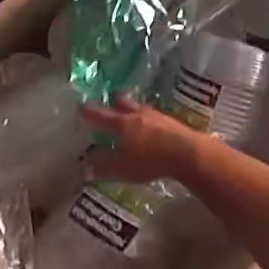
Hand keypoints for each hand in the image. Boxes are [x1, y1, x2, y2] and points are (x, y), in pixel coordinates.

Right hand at [81, 95, 205, 183]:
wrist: (186, 152)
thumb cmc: (149, 161)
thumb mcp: (121, 168)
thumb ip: (103, 167)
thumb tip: (86, 166)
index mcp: (122, 124)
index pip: (101, 116)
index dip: (90, 113)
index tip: (81, 106)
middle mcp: (138, 115)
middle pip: (124, 104)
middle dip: (115, 102)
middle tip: (111, 99)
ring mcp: (157, 116)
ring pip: (140, 107)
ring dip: (133, 107)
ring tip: (131, 109)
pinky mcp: (171, 121)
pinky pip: (154, 115)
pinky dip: (147, 117)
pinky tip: (151, 123)